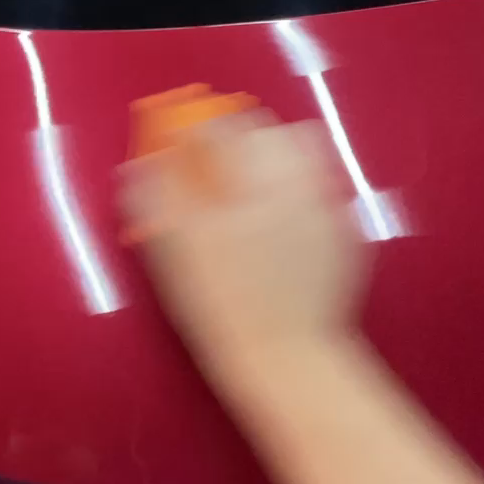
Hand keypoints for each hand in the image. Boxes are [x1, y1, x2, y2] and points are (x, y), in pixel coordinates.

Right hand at [119, 112, 367, 376]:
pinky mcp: (343, 227)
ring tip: (246, 176)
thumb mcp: (171, 251)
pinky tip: (275, 210)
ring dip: (267, 149)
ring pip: (299, 144)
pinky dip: (294, 180)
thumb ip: (153, 197)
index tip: (175, 137)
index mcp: (244, 186)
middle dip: (232, 133)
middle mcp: (290, 185)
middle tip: (209, 158)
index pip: (214, 127)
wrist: (284, 356)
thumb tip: (140, 162)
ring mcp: (324, 204)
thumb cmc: (218, 306)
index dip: (188, 126)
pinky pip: (319, 179)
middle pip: (262, 126)